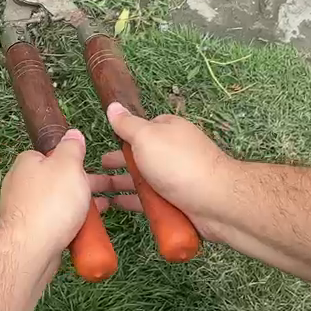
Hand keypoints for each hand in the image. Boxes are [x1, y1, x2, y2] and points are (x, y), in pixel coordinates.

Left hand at [0, 129, 94, 267]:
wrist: (31, 250)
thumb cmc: (50, 204)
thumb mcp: (68, 166)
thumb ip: (72, 147)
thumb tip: (73, 134)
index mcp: (27, 163)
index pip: (50, 155)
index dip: (72, 161)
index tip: (90, 167)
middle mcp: (21, 184)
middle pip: (56, 180)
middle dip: (81, 185)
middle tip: (105, 189)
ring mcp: (24, 210)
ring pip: (57, 203)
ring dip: (79, 206)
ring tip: (101, 211)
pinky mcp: (29, 232)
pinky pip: (54, 223)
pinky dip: (70, 225)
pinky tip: (86, 230)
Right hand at [99, 102, 237, 239]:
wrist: (214, 202)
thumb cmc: (178, 164)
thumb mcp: (146, 137)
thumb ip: (127, 124)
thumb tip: (114, 106)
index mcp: (169, 130)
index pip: (143, 129)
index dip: (123, 136)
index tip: (106, 144)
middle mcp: (173, 152)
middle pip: (141, 155)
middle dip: (119, 163)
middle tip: (96, 171)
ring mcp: (176, 177)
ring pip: (144, 179)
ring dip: (122, 184)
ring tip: (98, 191)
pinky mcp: (177, 200)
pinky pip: (150, 199)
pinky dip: (134, 201)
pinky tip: (117, 205)